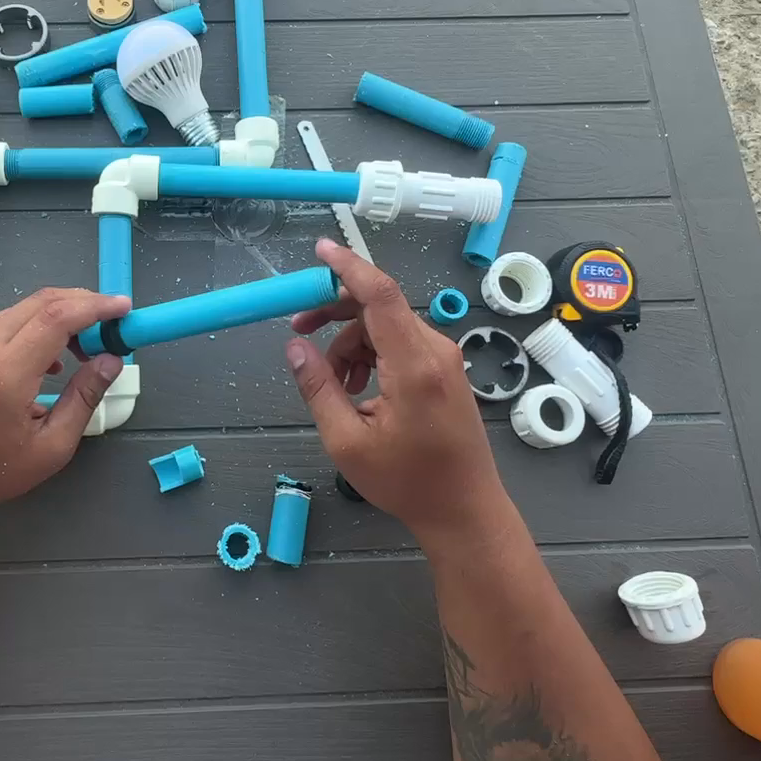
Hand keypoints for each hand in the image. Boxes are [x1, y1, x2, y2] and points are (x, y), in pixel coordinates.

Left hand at [0, 288, 130, 531]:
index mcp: (3, 376)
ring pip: (22, 309)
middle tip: (110, 323)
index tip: (123, 308)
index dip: (95, 307)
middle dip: (82, 304)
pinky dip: (34, 326)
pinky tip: (50, 356)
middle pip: (40, 303)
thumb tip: (112, 360)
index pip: (56, 318)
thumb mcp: (52, 447)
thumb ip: (85, 397)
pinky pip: (4, 322)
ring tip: (83, 346)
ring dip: (59, 315)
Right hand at [284, 239, 504, 537]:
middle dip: (334, 314)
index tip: (320, 249)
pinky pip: (399, 343)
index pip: (380, 294)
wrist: (465, 511)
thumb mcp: (348, 442)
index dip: (348, 265)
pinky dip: (371, 354)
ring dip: (350, 343)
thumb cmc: (408, 482)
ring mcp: (444, 359)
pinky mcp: (444, 370)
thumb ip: (318, 388)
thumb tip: (295, 348)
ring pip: (385, 326)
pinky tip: (357, 389)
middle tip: (298, 332)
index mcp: (413, 366)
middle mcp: (434, 351)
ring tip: (333, 385)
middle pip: (378, 307)